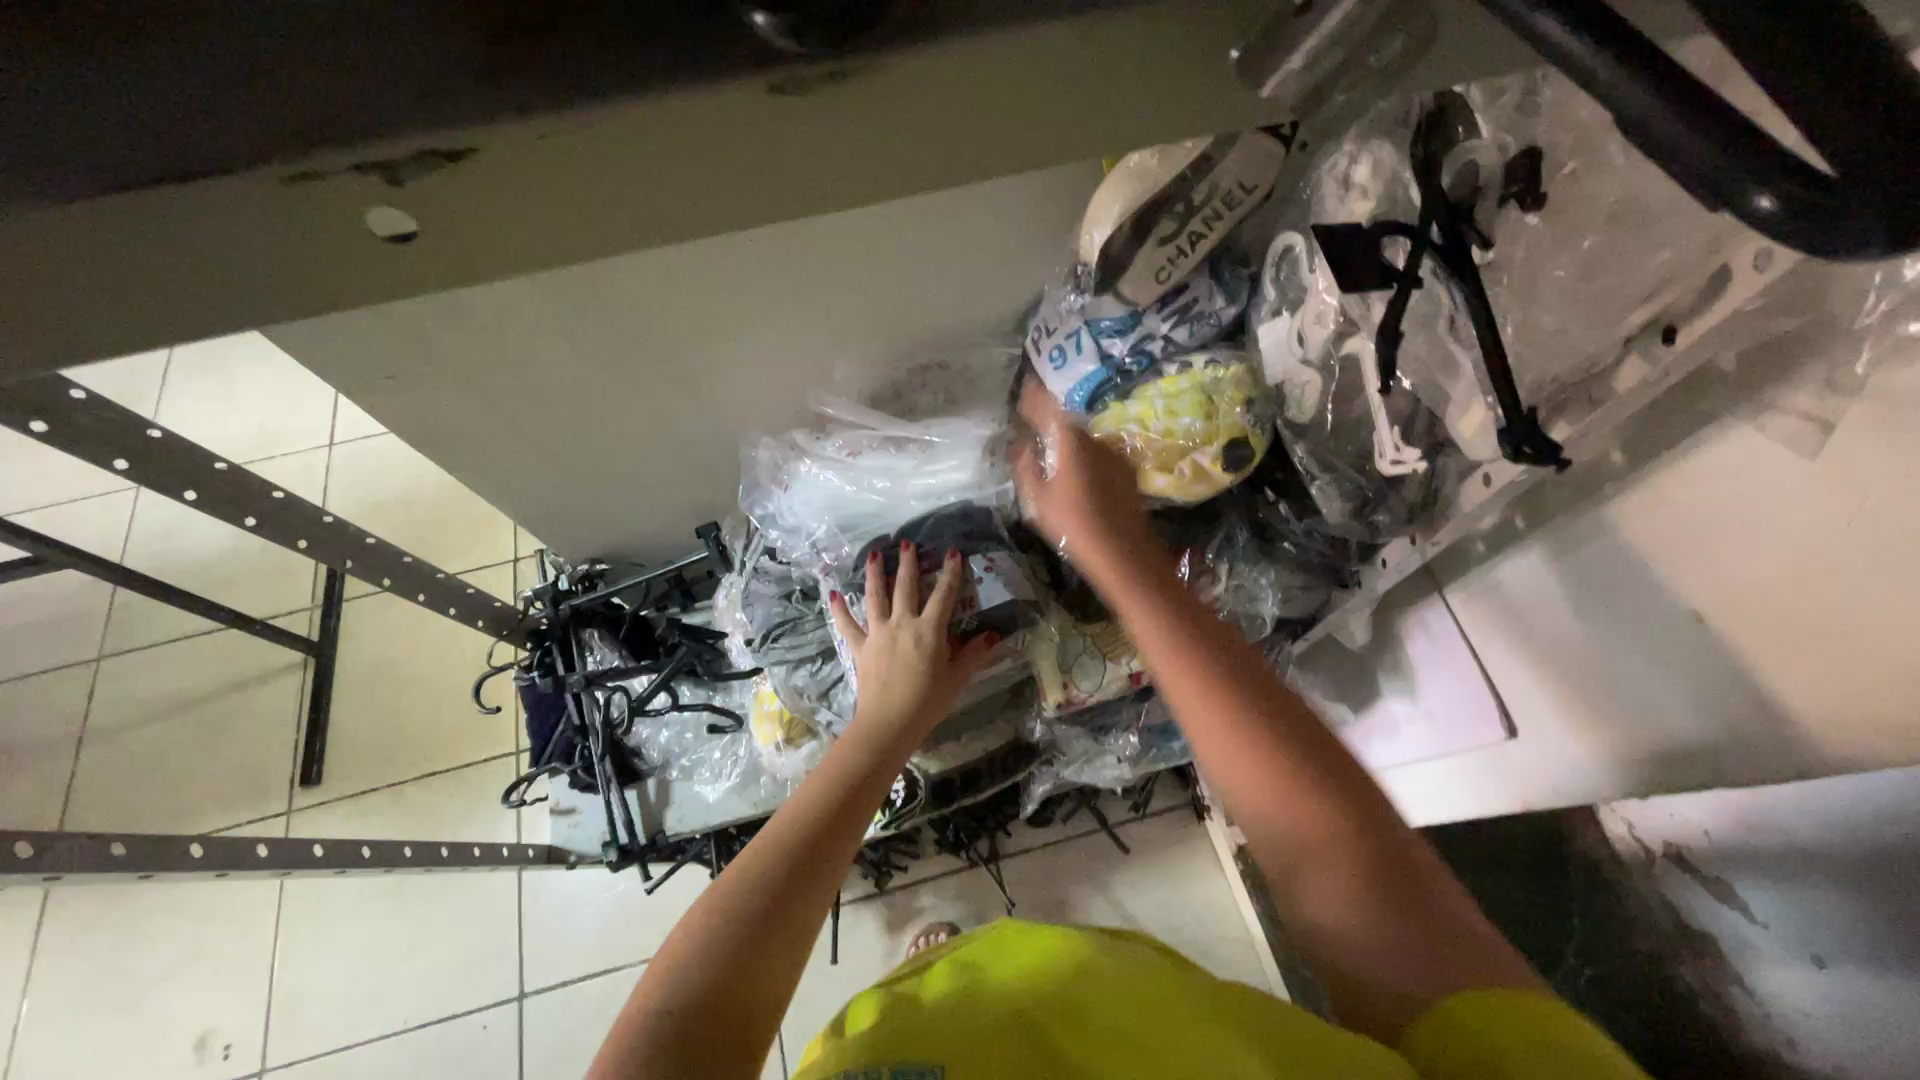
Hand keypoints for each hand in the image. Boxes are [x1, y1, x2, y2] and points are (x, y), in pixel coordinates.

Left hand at [828, 542, 998, 741]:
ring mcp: (878, 633)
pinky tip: (833, 594)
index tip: (952, 551)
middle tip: (907, 543)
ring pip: (875, 596)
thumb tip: (992, 634)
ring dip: (874, 573)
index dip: (949, 572)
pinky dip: (839, 609)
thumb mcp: (957, 679)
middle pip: (905, 586)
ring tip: (874, 553)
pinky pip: (847, 624)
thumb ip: (973, 654)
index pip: (943, 594)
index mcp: (929, 630)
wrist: (889, 722)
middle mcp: (902, 623)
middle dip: (907, 562)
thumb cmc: (927, 702)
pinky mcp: (859, 647)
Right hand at [1012, 381, 1160, 583]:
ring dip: (1069, 442)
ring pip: (1084, 439)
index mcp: (1068, 439)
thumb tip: (1018, 443)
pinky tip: (1079, 476)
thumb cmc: (1073, 525)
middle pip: (1066, 420)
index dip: (1032, 395)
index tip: (1022, 389)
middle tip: (1033, 425)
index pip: (1046, 404)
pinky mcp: (1126, 469)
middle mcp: (1093, 437)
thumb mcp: (1037, 499)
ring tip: (1055, 455)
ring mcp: (1113, 452)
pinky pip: (1098, 454)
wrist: (1123, 552)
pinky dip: (1085, 457)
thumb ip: (1024, 465)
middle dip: (1050, 421)